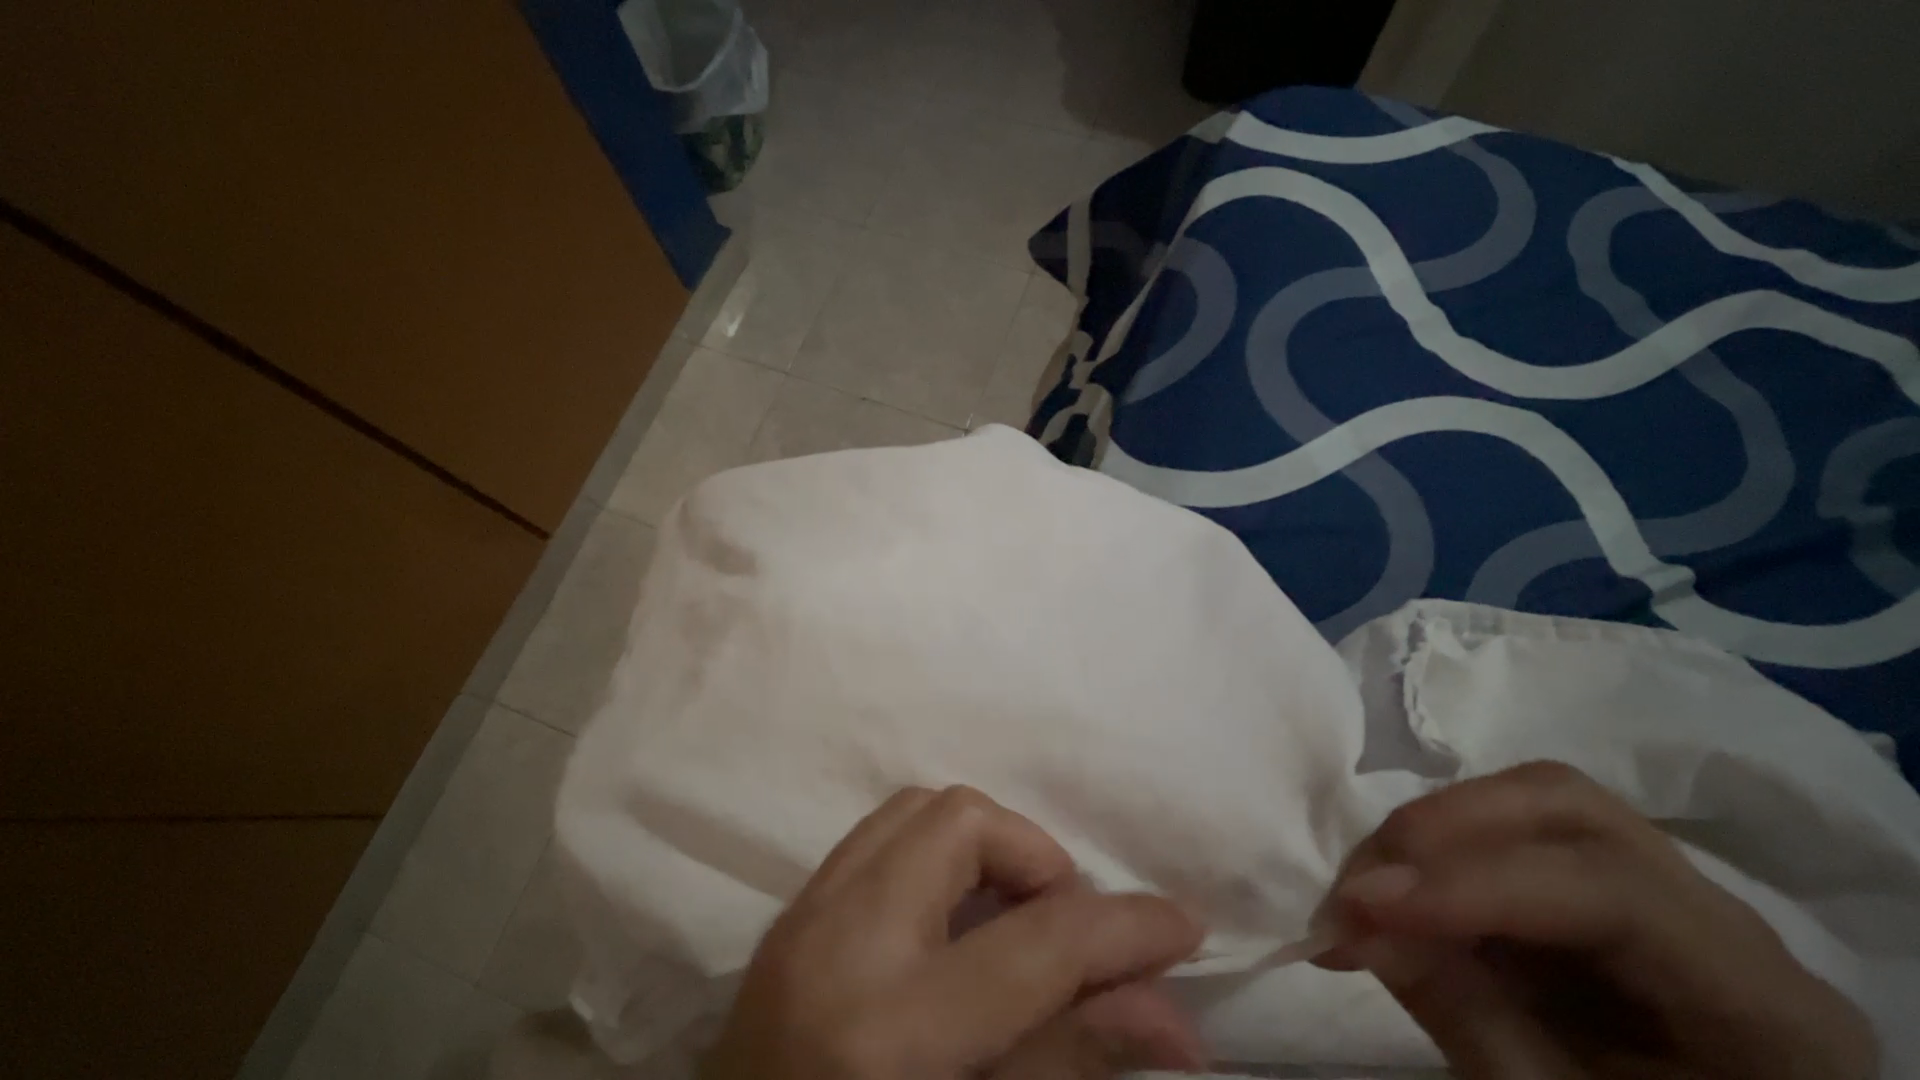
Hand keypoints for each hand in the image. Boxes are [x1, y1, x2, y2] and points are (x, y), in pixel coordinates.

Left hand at [701, 786, 1206, 1079]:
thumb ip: (1070, 1058)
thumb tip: (1173, 1014)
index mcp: (889, 1029)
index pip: (1036, 943)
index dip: (1126, 928)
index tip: (1183, 925)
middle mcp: (836, 946)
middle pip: (960, 824)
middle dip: (1037, 858)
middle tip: (1069, 929)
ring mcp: (798, 921)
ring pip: (912, 811)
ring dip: (983, 848)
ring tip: (1012, 921)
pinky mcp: (785, 917)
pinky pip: (875, 840)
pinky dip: (932, 857)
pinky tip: (954, 922)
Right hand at [1315, 762, 1877, 1079]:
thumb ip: (1468, 1019)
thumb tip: (1360, 923)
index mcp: (1762, 1004)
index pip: (1611, 891)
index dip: (1475, 885)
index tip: (1362, 906)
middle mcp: (1725, 918)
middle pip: (1568, 808)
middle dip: (1441, 829)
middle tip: (1355, 890)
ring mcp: (1663, 890)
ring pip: (1532, 803)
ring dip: (1428, 834)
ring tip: (1361, 896)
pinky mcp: (1601, 887)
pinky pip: (1508, 836)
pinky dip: (1435, 855)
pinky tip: (1392, 900)